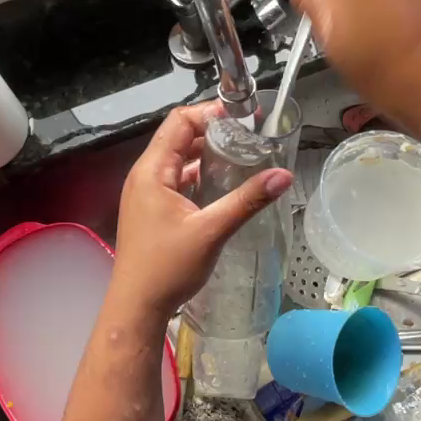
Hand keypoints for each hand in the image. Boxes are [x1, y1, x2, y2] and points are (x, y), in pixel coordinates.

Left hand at [107, 103, 293, 317]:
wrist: (137, 306)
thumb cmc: (167, 267)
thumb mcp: (211, 230)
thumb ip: (247, 200)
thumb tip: (284, 176)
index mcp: (152, 171)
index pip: (180, 122)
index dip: (212, 113)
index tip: (245, 119)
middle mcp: (145, 175)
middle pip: (179, 137)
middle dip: (214, 132)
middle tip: (251, 137)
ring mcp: (146, 194)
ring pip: (179, 160)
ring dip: (208, 155)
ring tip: (244, 157)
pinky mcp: (152, 210)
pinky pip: (177, 180)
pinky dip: (200, 176)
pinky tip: (224, 186)